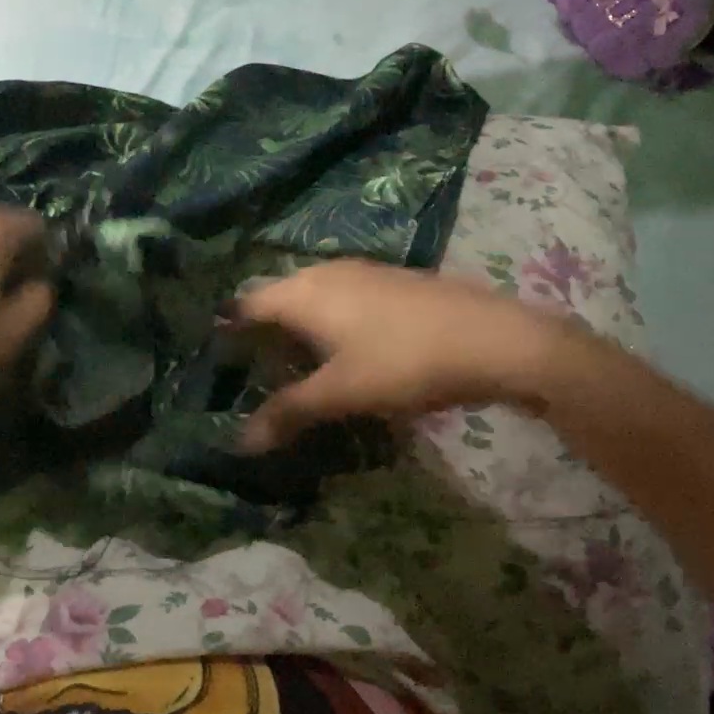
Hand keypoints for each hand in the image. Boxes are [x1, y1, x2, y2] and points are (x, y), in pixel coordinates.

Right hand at [232, 259, 578, 451]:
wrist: (499, 339)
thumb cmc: (405, 361)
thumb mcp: (342, 393)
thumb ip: (289, 412)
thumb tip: (241, 441)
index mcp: (303, 292)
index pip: (245, 304)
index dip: (226, 330)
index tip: (214, 359)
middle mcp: (325, 272)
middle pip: (277, 298)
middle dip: (261, 333)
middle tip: (251, 372)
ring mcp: (362, 273)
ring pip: (311, 297)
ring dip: (296, 329)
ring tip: (293, 368)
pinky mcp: (391, 283)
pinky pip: (340, 298)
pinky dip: (328, 323)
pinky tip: (344, 352)